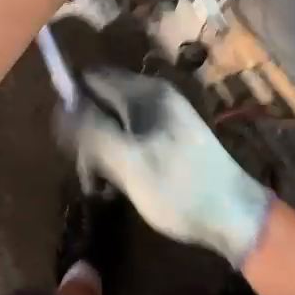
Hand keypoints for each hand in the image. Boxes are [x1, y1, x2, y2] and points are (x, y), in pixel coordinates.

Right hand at [66, 69, 271, 266]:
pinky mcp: (169, 139)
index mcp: (144, 92)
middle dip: (85, 136)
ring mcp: (163, 117)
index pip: (91, 78)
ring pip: (113, 124)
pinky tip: (121, 188)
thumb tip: (60, 106)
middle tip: (88, 176)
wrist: (234, 216)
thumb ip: (90, 130)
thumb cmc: (177, 188)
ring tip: (104, 190)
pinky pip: (130, 139)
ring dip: (100, 154)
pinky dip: (119, 159)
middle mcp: (153, 96)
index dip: (70, 102)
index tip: (64, 141)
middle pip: (100, 102)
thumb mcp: (126, 161)